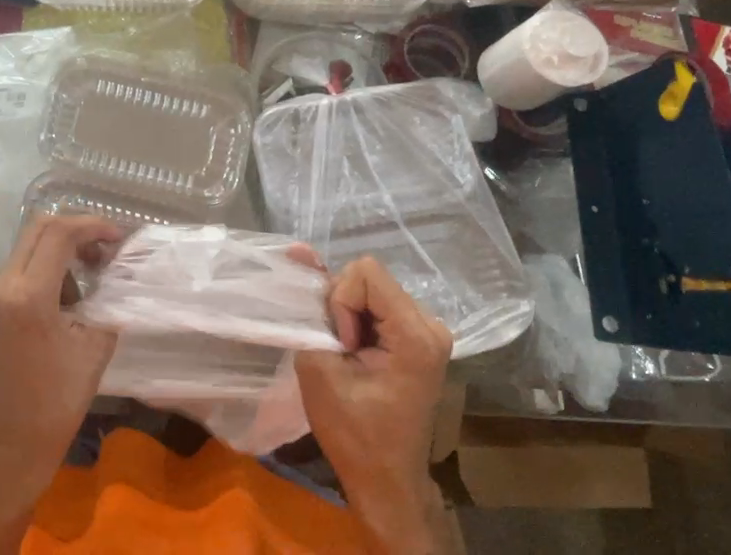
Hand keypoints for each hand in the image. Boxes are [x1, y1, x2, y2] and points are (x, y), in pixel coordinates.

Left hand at [0, 214, 122, 494]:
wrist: (14, 439)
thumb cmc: (59, 399)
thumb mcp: (95, 345)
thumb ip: (106, 300)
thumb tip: (117, 271)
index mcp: (27, 294)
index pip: (59, 234)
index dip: (91, 226)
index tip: (118, 236)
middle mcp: (2, 284)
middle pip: (39, 229)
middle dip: (76, 230)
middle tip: (106, 247)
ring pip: (30, 246)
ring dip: (62, 249)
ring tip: (93, 274)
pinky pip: (22, 267)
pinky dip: (48, 266)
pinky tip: (71, 292)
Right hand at [295, 257, 453, 553]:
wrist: (386, 480)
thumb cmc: (353, 432)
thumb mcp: (319, 367)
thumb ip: (310, 308)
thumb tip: (299, 251)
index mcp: (416, 333)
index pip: (364, 272)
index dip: (340, 301)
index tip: (342, 344)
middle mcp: (431, 325)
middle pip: (368, 279)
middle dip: (342, 308)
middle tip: (342, 353)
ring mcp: (429, 332)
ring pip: (370, 290)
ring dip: (348, 316)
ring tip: (348, 357)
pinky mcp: (420, 340)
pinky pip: (378, 306)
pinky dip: (358, 322)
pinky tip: (353, 351)